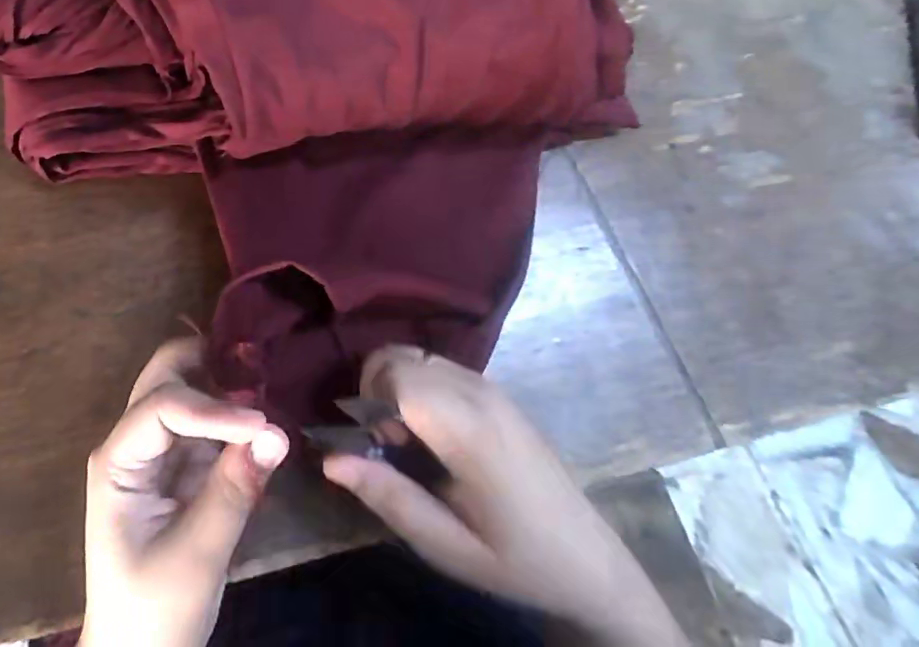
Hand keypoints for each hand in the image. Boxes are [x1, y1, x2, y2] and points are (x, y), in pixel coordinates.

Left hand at [81, 338, 289, 646]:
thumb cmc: (154, 613)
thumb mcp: (198, 557)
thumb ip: (234, 490)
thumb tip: (278, 433)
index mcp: (118, 462)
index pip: (163, 408)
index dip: (213, 408)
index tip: (261, 422)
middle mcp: (132, 444)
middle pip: (165, 378)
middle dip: (208, 366)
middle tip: (257, 370)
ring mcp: (156, 453)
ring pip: (186, 391)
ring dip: (223, 385)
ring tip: (265, 390)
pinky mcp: (180, 467)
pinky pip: (206, 423)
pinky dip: (232, 415)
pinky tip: (261, 419)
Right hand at [321, 346, 686, 646]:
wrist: (589, 562)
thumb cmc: (513, 559)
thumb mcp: (445, 545)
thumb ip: (387, 496)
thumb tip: (329, 458)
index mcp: (467, 428)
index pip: (396, 374)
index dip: (369, 403)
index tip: (378, 447)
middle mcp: (479, 392)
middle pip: (401, 356)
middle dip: (376, 390)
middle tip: (388, 444)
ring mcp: (491, 386)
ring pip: (418, 357)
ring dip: (396, 386)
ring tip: (409, 441)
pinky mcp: (497, 390)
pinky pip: (439, 367)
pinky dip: (418, 386)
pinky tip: (433, 434)